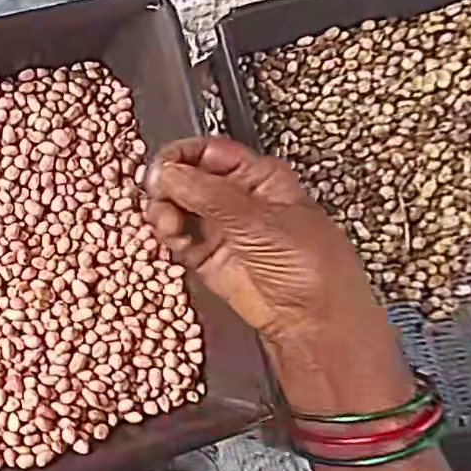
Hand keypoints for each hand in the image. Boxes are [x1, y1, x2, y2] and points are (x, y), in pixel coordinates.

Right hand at [141, 136, 385, 349]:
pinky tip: (175, 243)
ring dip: (163, 214)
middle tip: (160, 201)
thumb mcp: (259, 221)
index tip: (160, 169)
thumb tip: (167, 171)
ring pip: (173, 206)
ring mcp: (215, 226)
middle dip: (166, 188)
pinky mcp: (201, 253)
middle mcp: (232, 197)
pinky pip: (172, 236)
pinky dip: (165, 237)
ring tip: (169, 228)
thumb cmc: (310, 266)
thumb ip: (208, 194)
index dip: (180, 157)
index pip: (208, 151)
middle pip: (183, 178)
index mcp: (256, 177)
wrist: (310, 319)